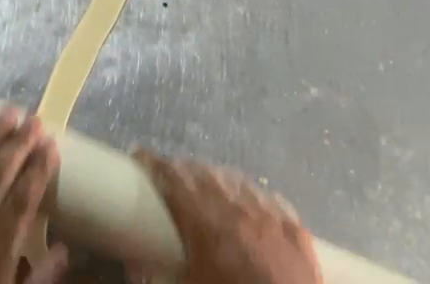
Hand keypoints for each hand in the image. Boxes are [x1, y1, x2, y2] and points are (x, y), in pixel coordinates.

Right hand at [138, 153, 320, 283]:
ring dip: (215, 177)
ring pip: (236, 179)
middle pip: (203, 173)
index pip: (172, 179)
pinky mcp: (296, 230)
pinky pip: (269, 197)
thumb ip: (155, 276)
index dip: (153, 164)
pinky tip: (247, 198)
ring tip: (204, 183)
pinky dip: (251, 193)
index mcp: (206, 225)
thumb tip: (133, 262)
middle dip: (182, 169)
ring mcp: (270, 216)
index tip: (139, 156)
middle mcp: (237, 210)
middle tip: (167, 175)